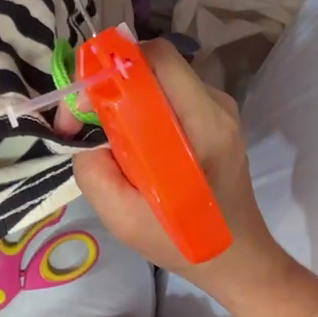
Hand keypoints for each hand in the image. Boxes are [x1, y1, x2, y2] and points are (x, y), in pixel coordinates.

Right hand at [73, 39, 287, 296]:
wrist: (236, 258)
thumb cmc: (183, 241)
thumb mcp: (123, 218)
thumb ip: (94, 170)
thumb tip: (83, 136)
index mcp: (202, 123)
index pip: (155, 58)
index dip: (109, 69)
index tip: (81, 106)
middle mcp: (215, 105)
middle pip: (154, 66)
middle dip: (109, 84)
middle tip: (83, 121)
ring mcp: (218, 112)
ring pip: (159, 83)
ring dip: (124, 100)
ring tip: (105, 141)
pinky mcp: (214, 123)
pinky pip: (168, 100)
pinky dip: (141, 113)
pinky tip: (132, 149)